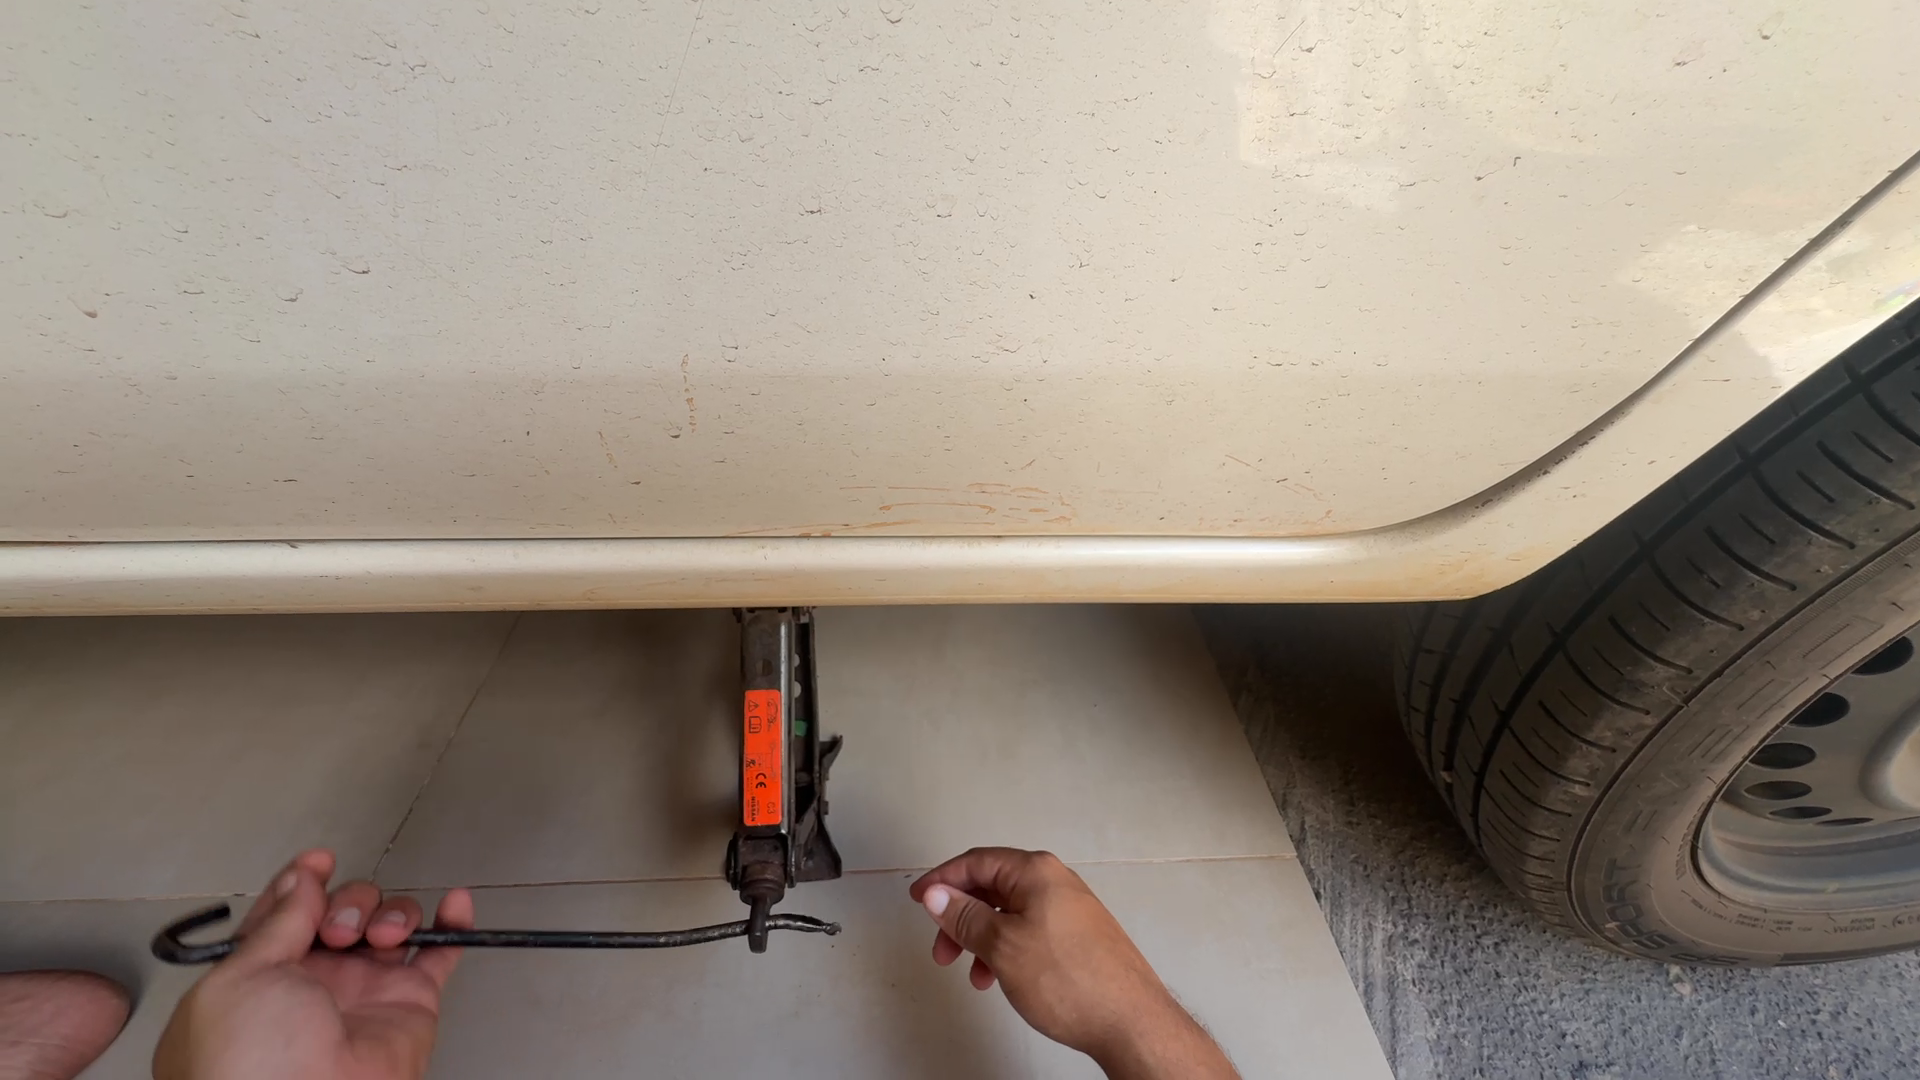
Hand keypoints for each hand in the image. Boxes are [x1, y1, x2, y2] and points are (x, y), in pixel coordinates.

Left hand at [154, 849, 472, 1079]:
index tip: (318, 860)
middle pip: (343, 913)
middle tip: (340, 930)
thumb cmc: (251, 1059)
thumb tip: (301, 880)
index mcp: (257, 983)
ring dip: (394, 912)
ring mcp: (367, 988)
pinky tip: (455, 903)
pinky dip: (454, 922)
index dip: (301, 884)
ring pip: (390, 923)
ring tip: (385, 935)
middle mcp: (312, 983)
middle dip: (350, 904)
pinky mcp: (413, 996)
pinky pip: (442, 949)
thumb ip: (276, 924)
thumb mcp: (236, 982)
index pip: (283, 918)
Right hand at [909, 848, 1237, 1079]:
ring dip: (982, 937)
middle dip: (961, 916)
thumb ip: (965, 916)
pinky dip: (1006, 947)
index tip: (919, 900)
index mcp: (1035, 870)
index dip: (942, 880)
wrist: (1130, 1021)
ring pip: (1008, 911)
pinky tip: (1001, 977)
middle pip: (991, 885)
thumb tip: (937, 893)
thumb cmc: (1067, 978)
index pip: (976, 861)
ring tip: (972, 974)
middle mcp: (1053, 879)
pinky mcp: (1077, 933)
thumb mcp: (1002, 945)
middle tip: (941, 950)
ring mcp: (1068, 905)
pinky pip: (1028, 928)